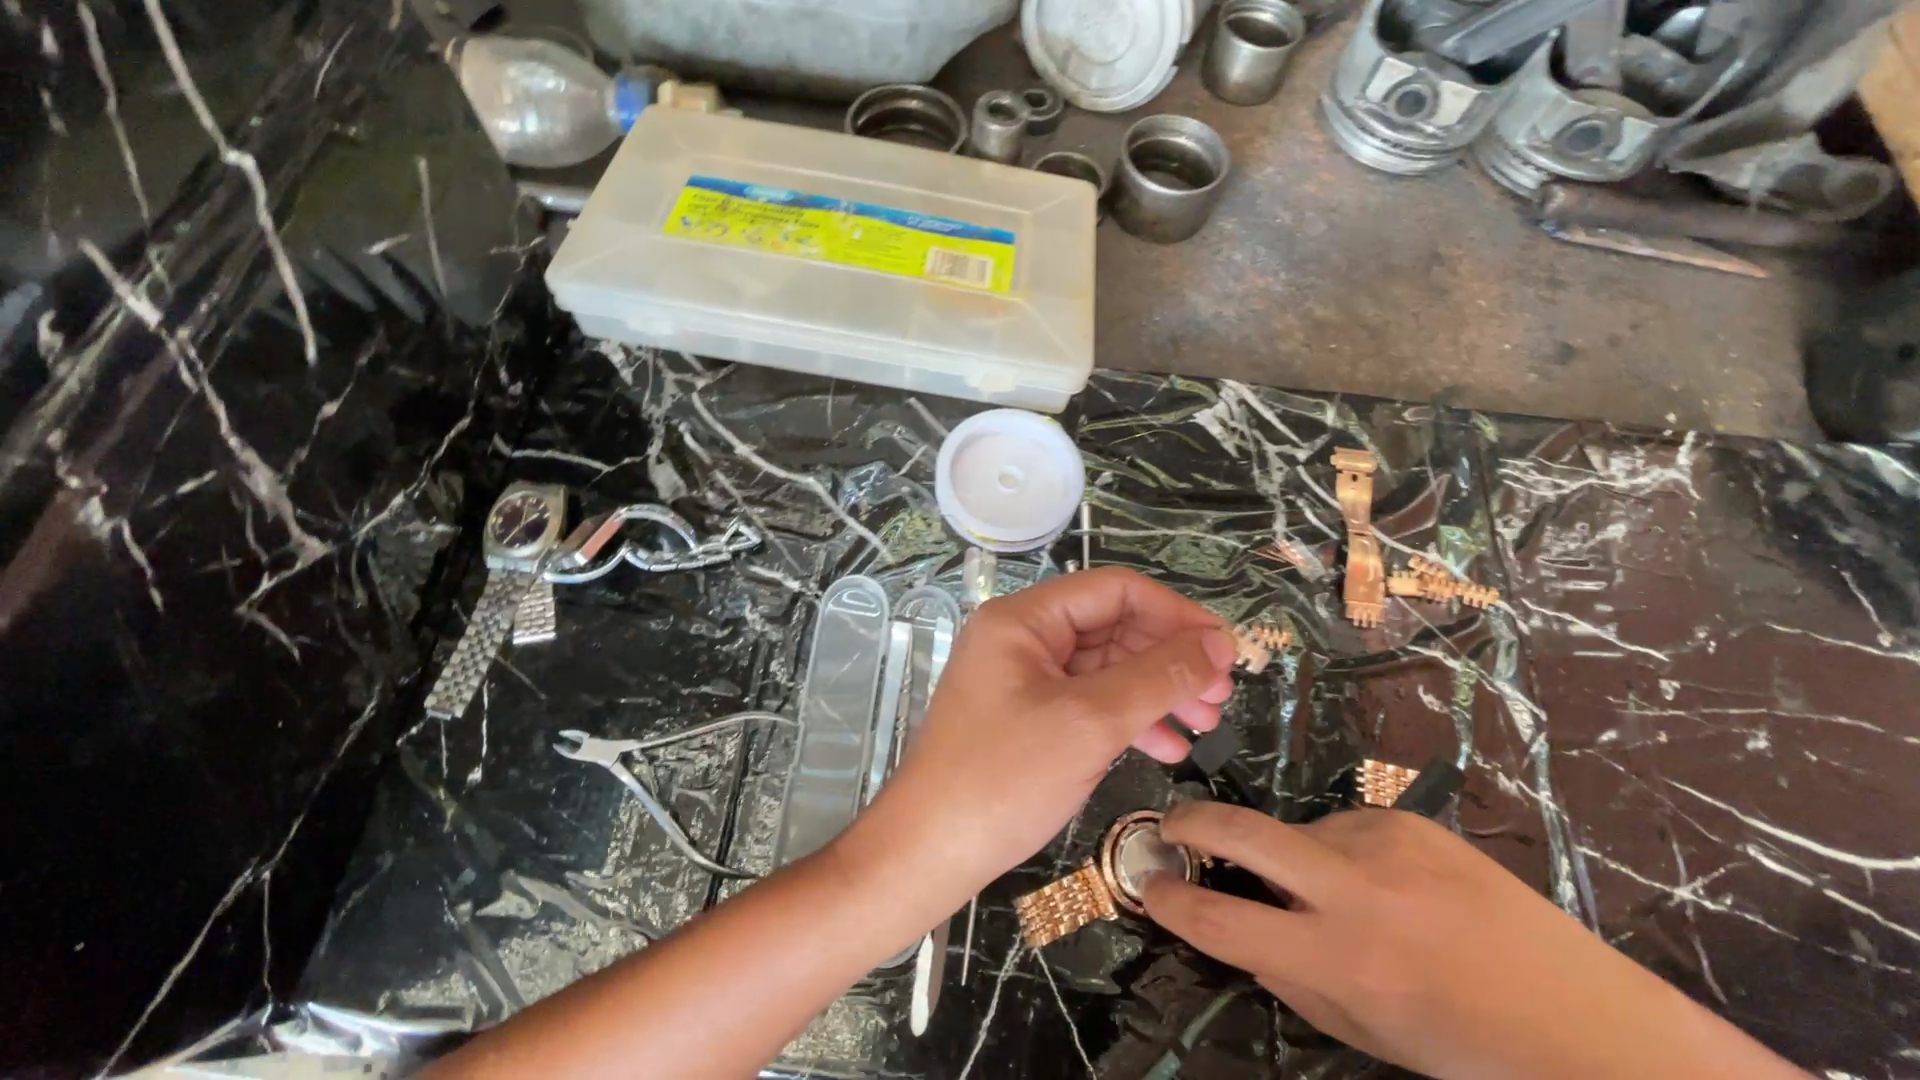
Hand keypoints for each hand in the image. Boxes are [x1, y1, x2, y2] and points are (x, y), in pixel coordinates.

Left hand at [838, 567, 1237, 899]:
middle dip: (1170, 659)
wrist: (931, 852)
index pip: (1113, 591)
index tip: (1224, 648)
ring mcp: (1022, 681)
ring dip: (1157, 692)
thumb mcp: (1090, 722)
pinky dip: (1128, 720)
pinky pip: (1088, 704)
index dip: (1175, 613)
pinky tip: (1166, 747)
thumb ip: (1158, 677)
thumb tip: (1218, 643)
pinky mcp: (1027, 720)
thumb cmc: (1005, 778)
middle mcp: (1021, 640)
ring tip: (1205, 723)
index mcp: (1023, 620)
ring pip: (1105, 670)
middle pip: (1112, 628)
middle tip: (1221, 694)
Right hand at [1145, 803, 1806, 1079]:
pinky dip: (1340, 852)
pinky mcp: (1411, 820)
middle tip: (1171, 827)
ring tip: (1340, 895)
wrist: (1581, 1016)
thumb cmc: (1462, 1044)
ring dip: (1291, 855)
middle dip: (1191, 822)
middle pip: (1241, 830)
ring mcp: (1385, 843)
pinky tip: (1386, 884)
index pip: (1222, 918)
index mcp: (1339, 959)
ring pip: (1298, 830)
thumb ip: (1286, 973)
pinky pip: (1345, 827)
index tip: (1151, 887)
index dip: (1172, 900)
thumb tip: (1233, 923)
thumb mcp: (1360, 1027)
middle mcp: (1354, 889)